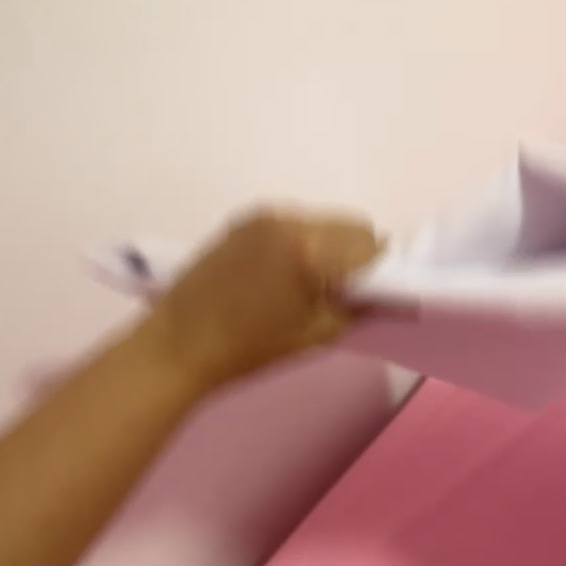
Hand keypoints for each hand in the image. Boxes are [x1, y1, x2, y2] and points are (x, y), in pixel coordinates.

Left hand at [133, 208, 381, 390]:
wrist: (178, 346)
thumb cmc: (251, 348)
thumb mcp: (319, 334)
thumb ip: (360, 307)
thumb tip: (388, 294)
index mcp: (311, 251)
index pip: (371, 243)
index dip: (378, 269)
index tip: (365, 293)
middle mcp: (291, 221)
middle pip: (350, 226)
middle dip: (354, 253)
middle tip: (336, 290)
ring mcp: (265, 216)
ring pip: (323, 222)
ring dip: (327, 246)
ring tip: (302, 282)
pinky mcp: (244, 220)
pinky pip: (293, 223)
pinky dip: (300, 242)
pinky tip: (277, 273)